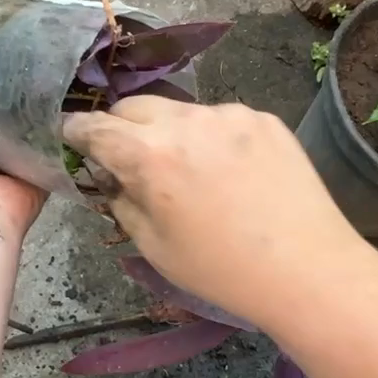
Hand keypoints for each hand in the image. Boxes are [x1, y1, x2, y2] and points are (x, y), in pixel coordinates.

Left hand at [0, 46, 46, 235]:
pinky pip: (57, 147)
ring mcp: (18, 160)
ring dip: (44, 107)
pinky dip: (65, 132)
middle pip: (4, 111)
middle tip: (34, 51)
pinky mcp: (42, 170)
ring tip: (61, 72)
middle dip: (16, 88)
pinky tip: (77, 105)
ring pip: (33, 127)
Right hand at [62, 97, 375, 327]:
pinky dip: (209, 138)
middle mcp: (187, 122)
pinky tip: (227, 174)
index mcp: (151, 155)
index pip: (96, 128)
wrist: (308, 269)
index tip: (69, 134)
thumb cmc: (222, 270)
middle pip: (134, 107)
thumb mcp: (154, 247)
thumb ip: (122, 203)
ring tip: (186, 173)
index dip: (76, 131)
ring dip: (168, 133)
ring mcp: (231, 115)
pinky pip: (220, 120)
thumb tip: (112, 178)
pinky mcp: (264, 119)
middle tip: (124, 158)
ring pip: (180, 112)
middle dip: (120, 127)